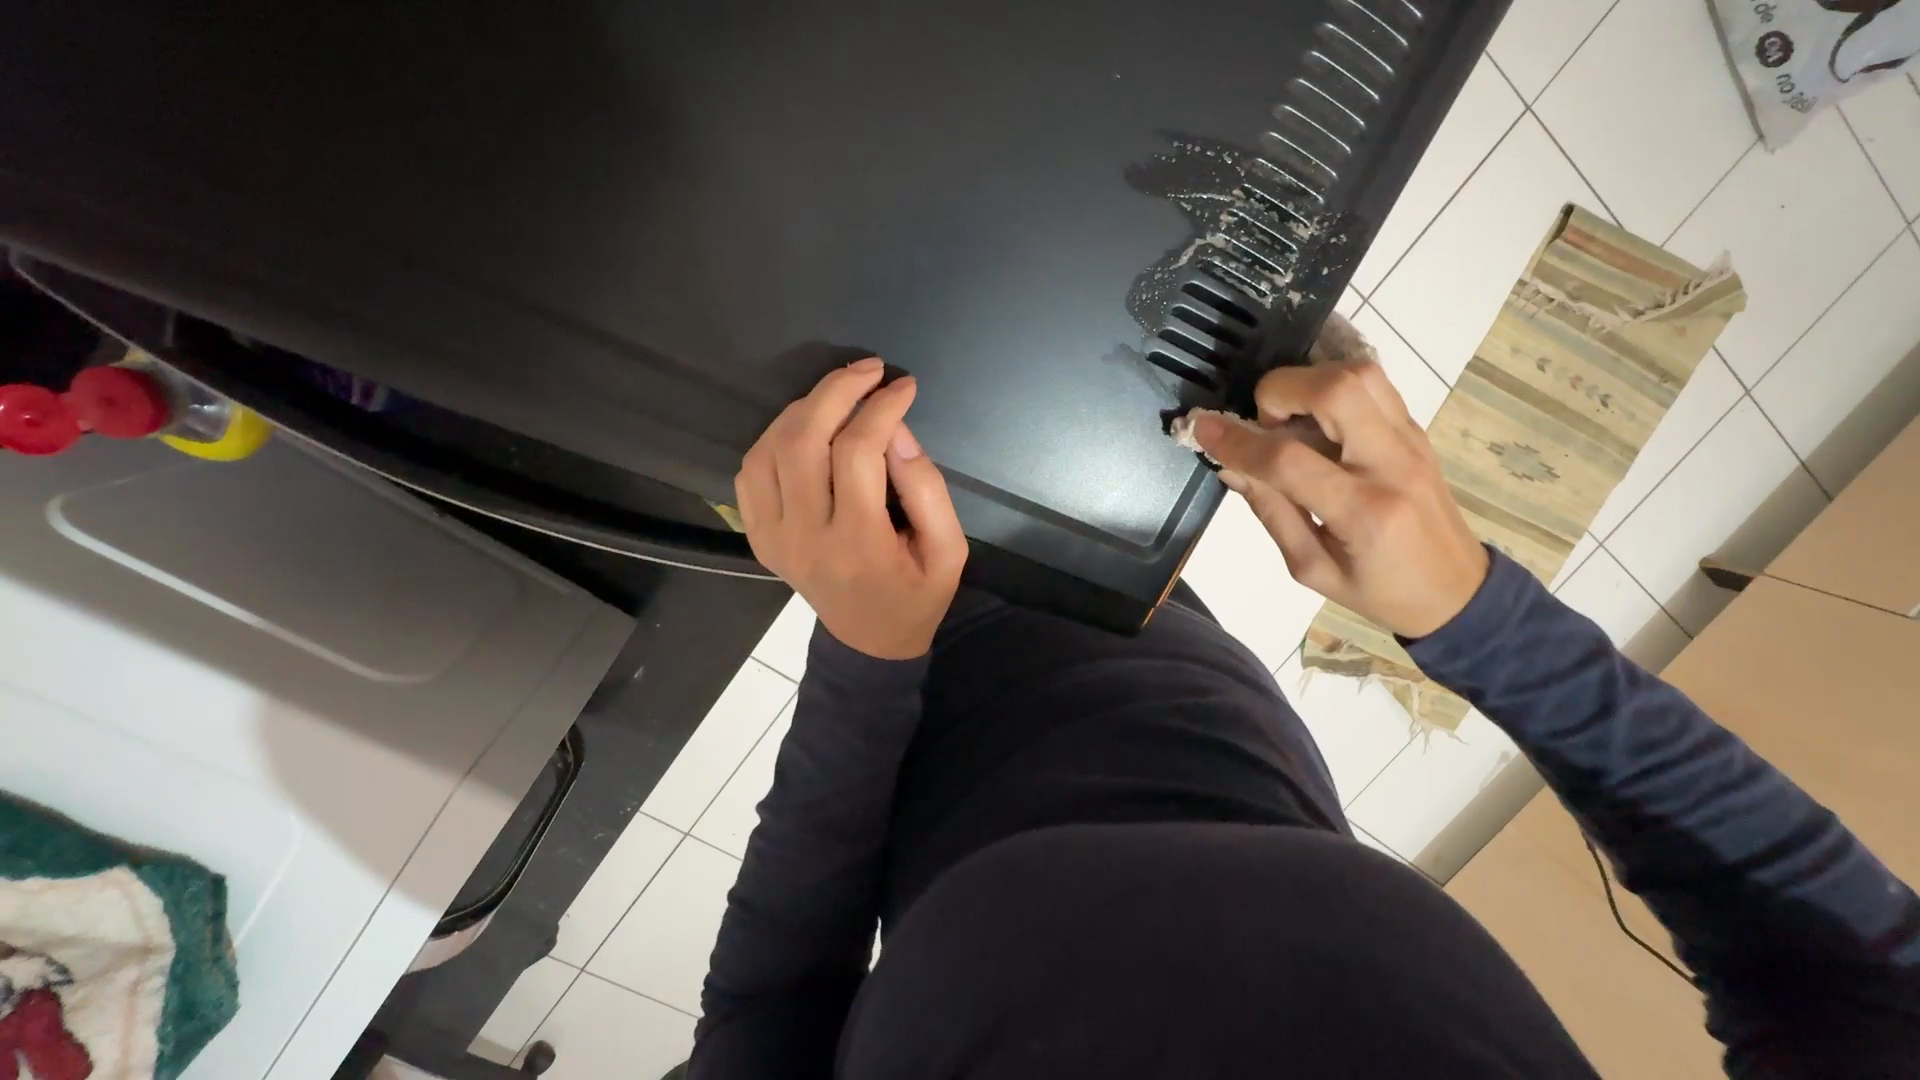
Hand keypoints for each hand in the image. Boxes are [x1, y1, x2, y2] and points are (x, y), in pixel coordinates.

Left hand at [734, 357, 968, 658]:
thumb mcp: (948, 551)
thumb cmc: (916, 596)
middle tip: (870, 369)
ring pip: (770, 450)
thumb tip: (897, 429)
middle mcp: (805, 537)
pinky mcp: (759, 537)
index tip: (904, 385)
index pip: (858, 453)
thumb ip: (928, 489)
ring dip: (803, 409)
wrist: (869, 643)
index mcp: (858, 543)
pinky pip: (750, 473)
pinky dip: (773, 438)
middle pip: (804, 441)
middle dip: (837, 391)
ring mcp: (774, 537)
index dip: (881, 408)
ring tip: (840, 393)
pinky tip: (805, 427)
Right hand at [1192, 360, 1488, 638]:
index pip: (1290, 460)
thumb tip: (1231, 466)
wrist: (1457, 590)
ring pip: (1360, 373)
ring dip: (1310, 382)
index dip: (1238, 441)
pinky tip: (1313, 417)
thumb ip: (1271, 512)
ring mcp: (1411, 440)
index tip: (1203, 430)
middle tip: (1264, 423)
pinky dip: (1331, 386)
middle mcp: (1392, 464)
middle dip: (1282, 391)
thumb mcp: (1312, 568)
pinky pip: (1373, 384)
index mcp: (1364, 512)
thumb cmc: (1378, 590)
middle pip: (1338, 390)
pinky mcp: (1416, 429)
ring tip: (1289, 418)